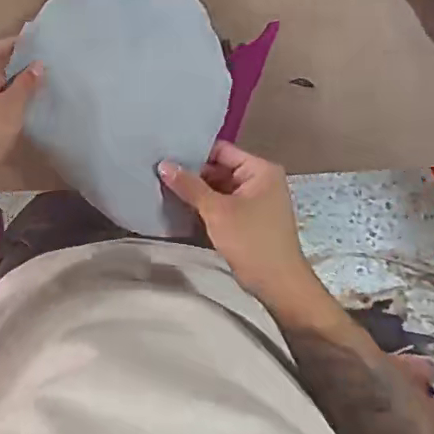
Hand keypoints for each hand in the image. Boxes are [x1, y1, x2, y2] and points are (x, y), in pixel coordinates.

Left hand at [0, 37, 40, 197]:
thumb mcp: (12, 106)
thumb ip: (26, 83)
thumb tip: (39, 65)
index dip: (17, 43)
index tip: (40, 40)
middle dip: (18, 64)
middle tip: (46, 61)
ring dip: (14, 83)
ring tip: (41, 79)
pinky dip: (7, 98)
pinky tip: (26, 101)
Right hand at [158, 142, 338, 324]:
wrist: (276, 282)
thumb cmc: (251, 240)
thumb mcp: (216, 210)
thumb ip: (189, 185)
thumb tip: (164, 164)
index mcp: (260, 170)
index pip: (221, 151)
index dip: (194, 152)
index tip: (165, 153)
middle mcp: (259, 180)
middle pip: (218, 168)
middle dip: (191, 172)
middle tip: (157, 171)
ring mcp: (253, 200)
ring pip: (217, 187)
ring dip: (194, 190)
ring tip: (161, 185)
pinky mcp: (245, 218)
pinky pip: (220, 203)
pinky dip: (202, 204)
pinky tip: (177, 204)